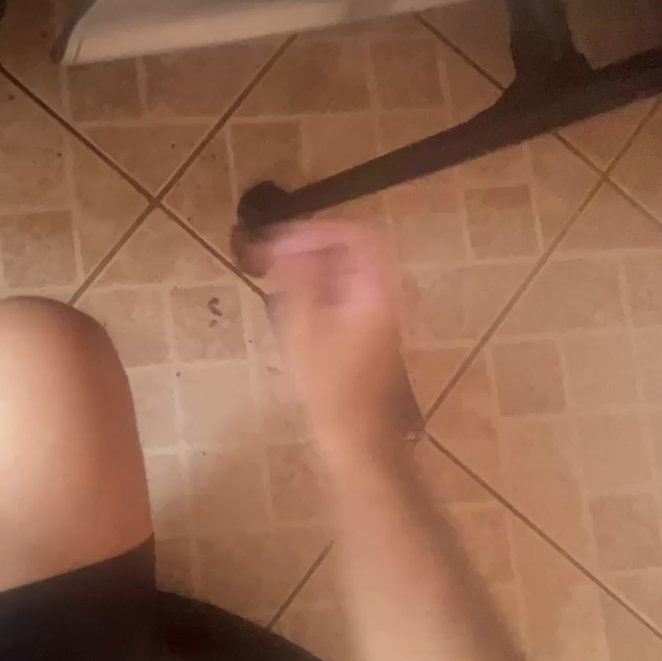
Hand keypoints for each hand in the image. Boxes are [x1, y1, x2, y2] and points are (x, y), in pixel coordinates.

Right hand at [264, 221, 409, 468]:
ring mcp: (386, 310)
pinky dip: (321, 282)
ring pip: (352, 268)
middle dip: (312, 243)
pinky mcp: (375, 326)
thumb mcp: (303, 327)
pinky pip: (350, 287)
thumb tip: (286, 242)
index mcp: (378, 289)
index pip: (356, 234)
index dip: (316, 229)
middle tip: (272, 252)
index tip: (278, 239)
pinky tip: (293, 298)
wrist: (355, 431)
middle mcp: (390, 293)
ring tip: (276, 272)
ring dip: (314, 263)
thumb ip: (297, 278)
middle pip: (356, 248)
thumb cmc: (327, 383)